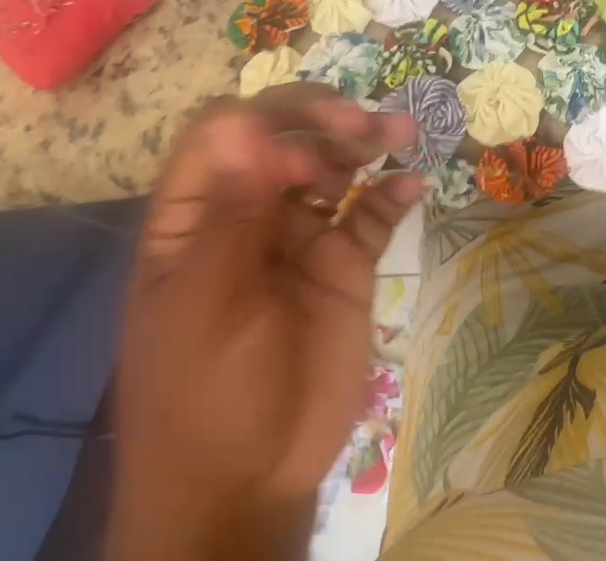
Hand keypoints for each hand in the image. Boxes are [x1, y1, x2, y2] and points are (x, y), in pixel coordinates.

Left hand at [108, 84, 421, 559]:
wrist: (247, 483)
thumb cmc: (203, 395)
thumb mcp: (205, 305)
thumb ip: (232, 214)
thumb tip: (248, 123)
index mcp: (194, 216)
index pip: (222, 135)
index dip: (264, 128)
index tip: (300, 162)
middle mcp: (247, 213)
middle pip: (283, 139)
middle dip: (322, 121)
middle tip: (366, 127)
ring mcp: (299, 238)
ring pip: (332, 168)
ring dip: (364, 142)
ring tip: (401, 134)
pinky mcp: (343, 267)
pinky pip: (370, 215)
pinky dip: (391, 194)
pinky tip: (411, 187)